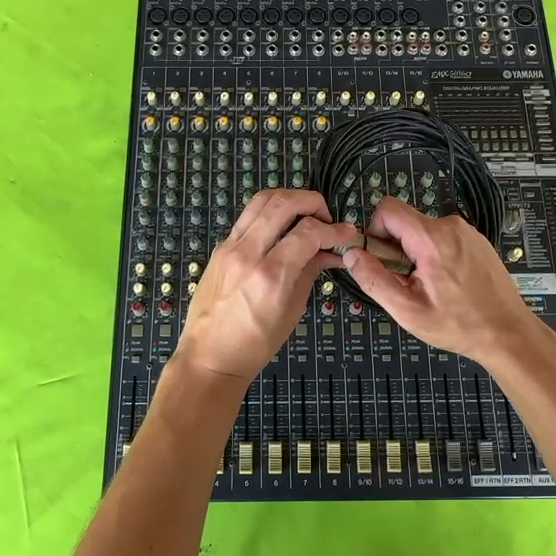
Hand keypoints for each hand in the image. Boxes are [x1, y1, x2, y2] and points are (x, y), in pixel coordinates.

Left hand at [176, 189, 356, 380]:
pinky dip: (270, 213)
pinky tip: (282, 228)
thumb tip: (330, 251)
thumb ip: (311, 271)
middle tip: (326, 217)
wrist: (208, 356)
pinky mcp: (220, 246)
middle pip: (283, 202)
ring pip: (262, 199)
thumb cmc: (255, 344)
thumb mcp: (293, 310)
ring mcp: (229, 246)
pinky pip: (248, 216)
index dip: (334, 229)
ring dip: (290, 199)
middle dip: (313, 202)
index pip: (308, 232)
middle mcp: (248, 253)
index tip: (347, 234)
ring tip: (306, 215)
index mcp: (270, 275)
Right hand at [342, 195, 543, 366]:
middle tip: (407, 282)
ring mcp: (467, 231)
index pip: (388, 208)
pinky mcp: (477, 240)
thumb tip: (351, 254)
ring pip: (423, 231)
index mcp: (432, 238)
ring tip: (430, 287)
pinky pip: (443, 237)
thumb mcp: (408, 311)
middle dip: (396, 248)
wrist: (509, 334)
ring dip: (416, 253)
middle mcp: (450, 225)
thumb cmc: (459, 326)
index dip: (375, 231)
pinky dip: (436, 255)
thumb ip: (374, 280)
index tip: (381, 260)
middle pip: (405, 221)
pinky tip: (448, 284)